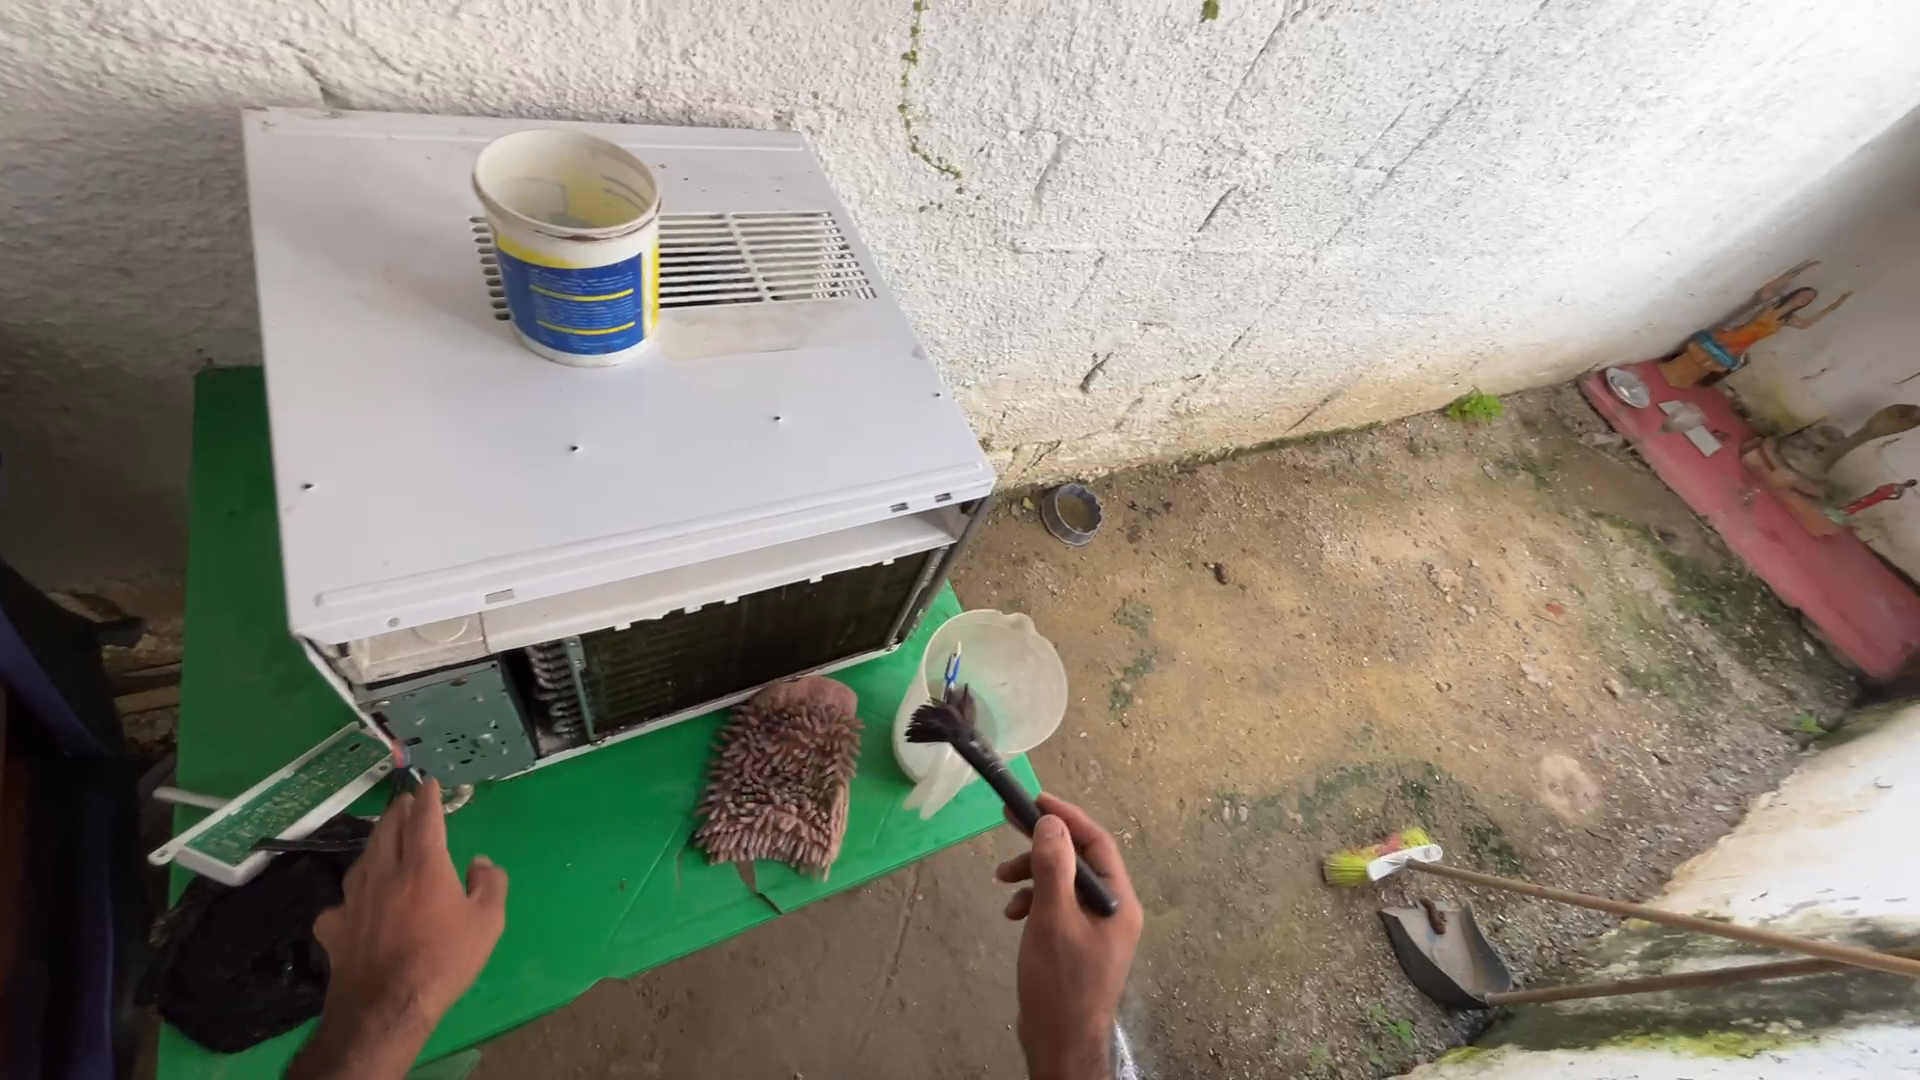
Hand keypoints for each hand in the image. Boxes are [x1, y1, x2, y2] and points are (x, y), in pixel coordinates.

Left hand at [288, 779, 507, 1079]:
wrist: (383, 1010)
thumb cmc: (444, 959)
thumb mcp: (488, 920)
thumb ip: (489, 883)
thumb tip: (479, 863)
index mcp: (425, 867)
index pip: (425, 821)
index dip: (429, 799)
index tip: (430, 783)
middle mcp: (385, 875)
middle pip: (387, 832)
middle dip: (398, 812)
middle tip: (406, 800)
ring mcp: (353, 902)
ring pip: (362, 860)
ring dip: (375, 842)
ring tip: (383, 836)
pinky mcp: (333, 930)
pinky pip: (342, 900)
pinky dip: (352, 892)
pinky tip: (355, 901)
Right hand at [996, 794, 1143, 1079]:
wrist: (1060, 1046)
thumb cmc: (1061, 983)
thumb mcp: (1052, 919)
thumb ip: (1054, 867)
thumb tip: (1051, 822)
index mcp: (1118, 900)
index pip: (1096, 842)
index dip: (1067, 817)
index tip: (1036, 800)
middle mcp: (1111, 909)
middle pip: (1078, 858)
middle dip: (1043, 842)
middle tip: (1010, 821)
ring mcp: (1094, 926)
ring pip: (1062, 880)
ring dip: (1032, 872)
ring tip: (1002, 878)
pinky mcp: (1076, 941)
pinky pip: (1055, 904)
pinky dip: (1032, 900)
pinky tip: (1012, 912)